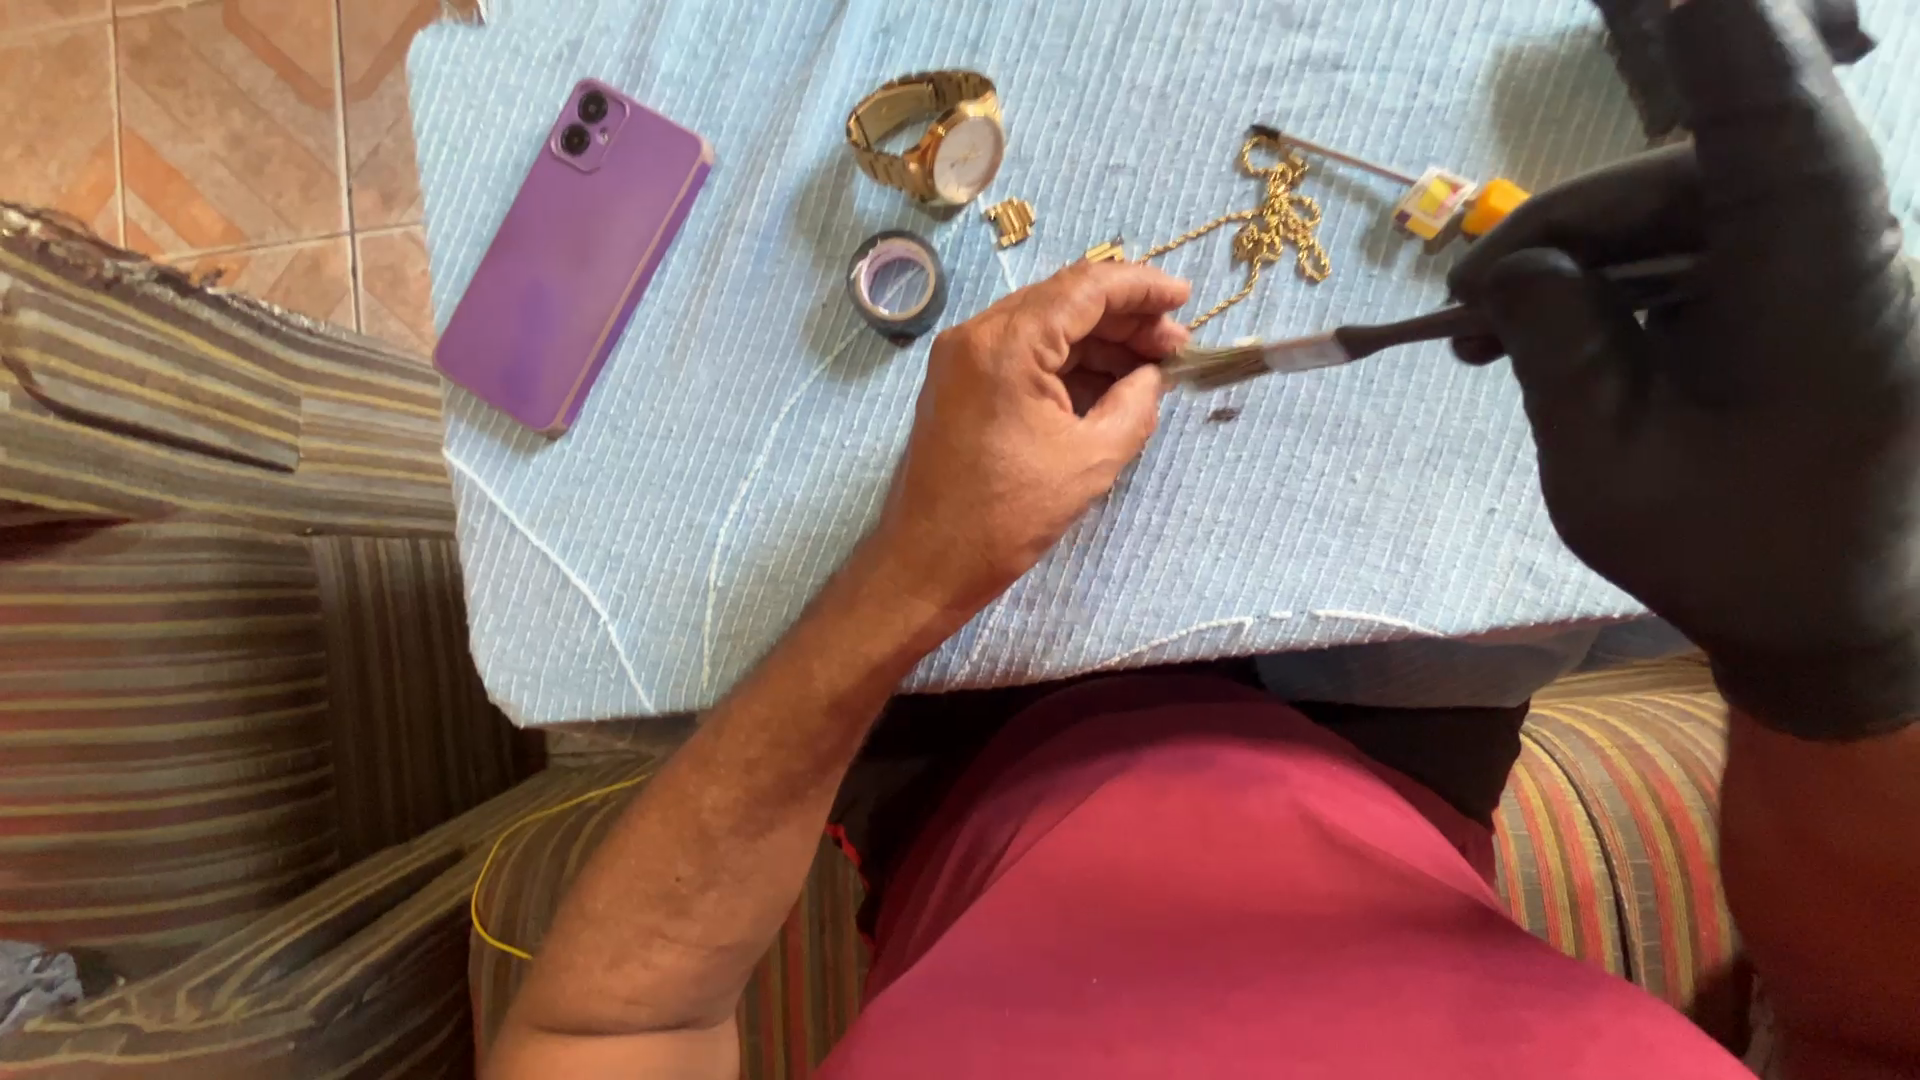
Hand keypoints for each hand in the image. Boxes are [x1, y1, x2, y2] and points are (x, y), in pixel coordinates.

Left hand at [861, 261, 1190, 624]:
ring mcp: (961, 358)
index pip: (1085, 287)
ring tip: (1149, 372)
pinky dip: (1064, 366)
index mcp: (1007, 344)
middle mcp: (976, 335)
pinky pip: (1020, 357)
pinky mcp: (958, 384)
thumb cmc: (1009, 516)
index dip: (1142, 287)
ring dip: (1097, 344)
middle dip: (1124, 320)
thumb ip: (1135, 403)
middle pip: (1063, 302)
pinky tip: (1106, 387)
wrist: (929, 560)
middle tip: (1174, 348)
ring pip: (1043, 329)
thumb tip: (1152, 375)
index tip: (1184, 298)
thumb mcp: (1092, 459)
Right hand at [1449, 0, 1919, 739]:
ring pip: (1670, 218)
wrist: (1819, 610)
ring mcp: (1813, 279)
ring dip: (1563, 268)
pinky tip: (1527, 338)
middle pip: (1682, 186)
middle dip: (1554, 234)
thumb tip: (1507, 271)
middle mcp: (1835, 267)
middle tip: (1458, 310)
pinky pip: (1679, 257)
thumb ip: (1556, 352)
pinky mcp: (1786, 297)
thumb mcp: (1601, 464)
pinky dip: (1596, 289)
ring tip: (1477, 343)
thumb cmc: (1715, 552)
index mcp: (1819, 307)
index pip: (1780, 143)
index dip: (1730, 50)